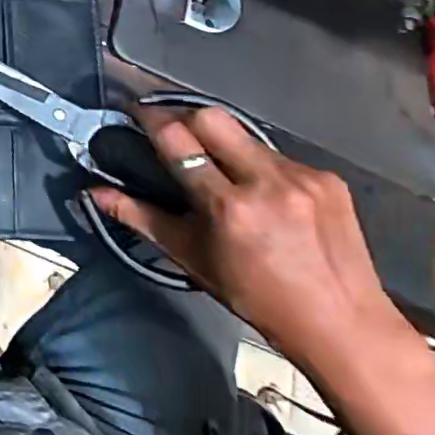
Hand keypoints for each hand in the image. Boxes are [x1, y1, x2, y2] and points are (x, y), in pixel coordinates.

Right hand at [89, 107, 410, 366]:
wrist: (341, 323)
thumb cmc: (254, 296)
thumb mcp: (189, 257)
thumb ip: (139, 216)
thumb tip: (93, 192)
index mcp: (228, 207)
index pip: (178, 140)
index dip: (150, 118)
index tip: (134, 111)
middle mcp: (266, 183)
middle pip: (212, 117)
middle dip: (183, 115)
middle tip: (169, 129)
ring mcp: (302, 176)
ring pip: (245, 134)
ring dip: (222, 142)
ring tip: (216, 166)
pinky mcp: (328, 177)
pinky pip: (277, 154)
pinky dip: (256, 164)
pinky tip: (259, 190)